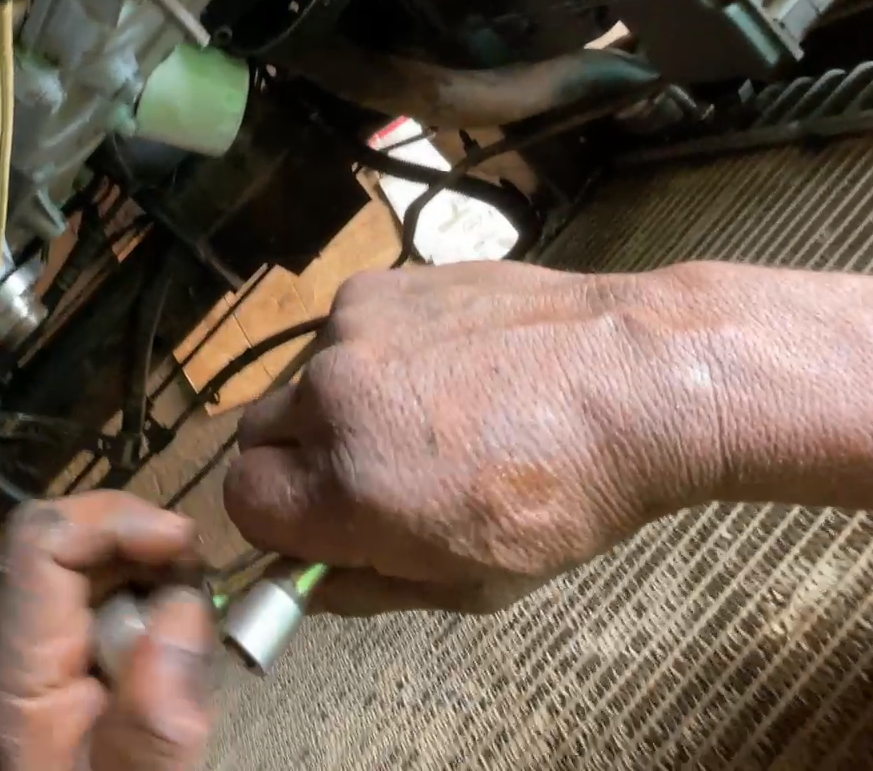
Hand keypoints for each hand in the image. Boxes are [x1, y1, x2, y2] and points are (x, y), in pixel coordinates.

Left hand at [0, 492, 213, 770]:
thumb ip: (153, 728)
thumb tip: (181, 613)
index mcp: (18, 670)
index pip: (42, 543)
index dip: (112, 522)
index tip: (184, 548)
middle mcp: (22, 639)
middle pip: (68, 535)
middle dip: (142, 540)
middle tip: (200, 579)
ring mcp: (45, 642)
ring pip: (94, 554)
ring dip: (153, 566)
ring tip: (193, 614)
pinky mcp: (70, 650)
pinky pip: (110, 588)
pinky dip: (153, 592)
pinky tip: (175, 635)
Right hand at [223, 262, 727, 615]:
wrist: (632, 375)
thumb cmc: (566, 497)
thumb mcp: (470, 584)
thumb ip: (364, 586)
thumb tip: (299, 576)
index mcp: (346, 488)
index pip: (240, 499)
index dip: (275, 515)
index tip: (312, 515)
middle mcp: (330, 400)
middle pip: (256, 433)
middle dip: (294, 457)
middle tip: (363, 461)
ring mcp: (349, 332)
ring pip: (305, 379)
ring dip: (340, 401)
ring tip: (424, 402)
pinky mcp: (373, 287)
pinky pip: (344, 331)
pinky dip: (372, 351)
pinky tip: (441, 357)